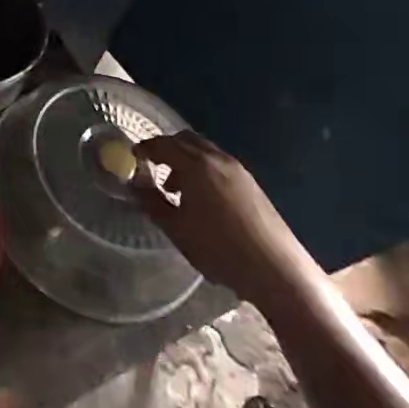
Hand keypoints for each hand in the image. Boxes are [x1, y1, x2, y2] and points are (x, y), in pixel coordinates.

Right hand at [132, 132, 295, 296]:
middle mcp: (217, 159)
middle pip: (186, 140)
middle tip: (152, 167)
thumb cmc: (218, 248)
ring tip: (176, 190)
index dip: (146, 148)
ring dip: (185, 160)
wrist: (274, 267)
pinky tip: (201, 199)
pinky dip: (203, 169)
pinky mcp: (251, 183)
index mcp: (196, 166)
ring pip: (204, 151)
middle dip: (166, 149)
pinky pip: (219, 164)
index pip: (164, 145)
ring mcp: (238, 170)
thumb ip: (153, 203)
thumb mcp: (177, 229)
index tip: (134, 156)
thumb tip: (136, 186)